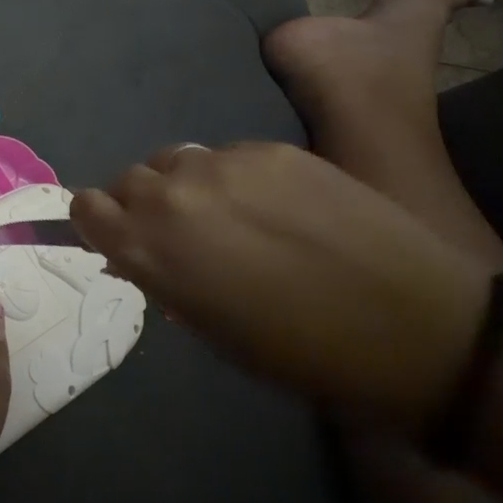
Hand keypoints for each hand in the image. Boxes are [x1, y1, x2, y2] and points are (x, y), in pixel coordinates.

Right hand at [70, 142, 491, 432]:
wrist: (417, 332)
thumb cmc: (299, 352)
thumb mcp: (207, 326)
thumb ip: (159, 275)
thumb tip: (140, 253)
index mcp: (144, 246)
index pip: (85, 206)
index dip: (103, 221)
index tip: (125, 237)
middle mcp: (169, 195)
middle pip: (129, 180)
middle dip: (148, 204)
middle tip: (192, 234)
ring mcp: (220, 165)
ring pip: (178, 161)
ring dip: (191, 185)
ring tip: (238, 215)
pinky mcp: (270, 150)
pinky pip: (230, 156)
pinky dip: (241, 177)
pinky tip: (284, 206)